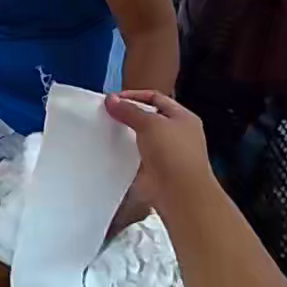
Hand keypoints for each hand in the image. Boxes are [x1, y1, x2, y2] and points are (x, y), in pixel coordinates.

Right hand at [104, 90, 218, 215]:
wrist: (178, 191)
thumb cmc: (172, 152)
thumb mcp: (150, 123)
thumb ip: (129, 110)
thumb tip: (110, 99)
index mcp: (182, 117)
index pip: (156, 98)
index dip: (134, 95)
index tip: (112, 99)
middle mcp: (176, 132)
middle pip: (147, 116)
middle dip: (127, 114)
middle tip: (105, 113)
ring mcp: (165, 151)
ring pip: (140, 135)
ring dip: (124, 132)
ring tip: (104, 129)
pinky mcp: (153, 167)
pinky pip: (135, 153)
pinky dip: (124, 150)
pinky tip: (109, 148)